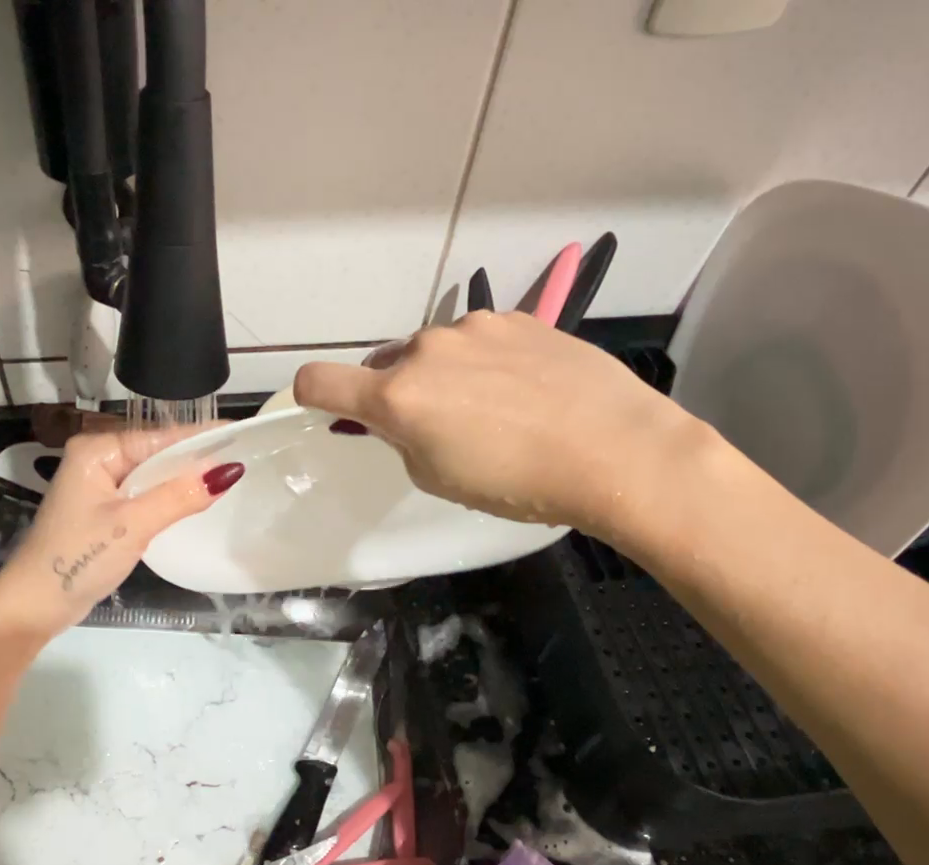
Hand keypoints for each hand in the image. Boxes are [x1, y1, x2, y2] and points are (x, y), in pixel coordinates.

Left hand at [0, 429, 243, 639]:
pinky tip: (194, 503)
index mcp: (97, 450)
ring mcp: (99, 487)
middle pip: (157, 453)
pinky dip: (168, 499)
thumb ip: (179, 496)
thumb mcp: (132, 525)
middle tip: (247, 458)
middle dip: (196, 458)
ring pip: (152, 476)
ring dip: (184, 480)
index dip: (202, 438)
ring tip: (229, 479)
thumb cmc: (78, 558)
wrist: (35, 604)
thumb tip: (228, 472)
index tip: (243, 436)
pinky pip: (144, 496)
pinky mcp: (104, 513)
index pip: (160, 436)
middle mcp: (97, 460)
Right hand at [293, 311, 704, 538]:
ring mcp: (475, 327)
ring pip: (434, 352)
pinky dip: (483, 363)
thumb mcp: (438, 478)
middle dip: (395, 394)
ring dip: (442, 377)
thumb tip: (392, 418)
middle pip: (385, 367)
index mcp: (397, 395)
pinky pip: (478, 341)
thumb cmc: (518, 482)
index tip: (329, 411)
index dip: (310, 397)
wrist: (617, 449)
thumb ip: (401, 440)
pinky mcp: (520, 318)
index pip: (318, 381)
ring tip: (493, 412)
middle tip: (437, 431)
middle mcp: (426, 348)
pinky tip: (524, 392)